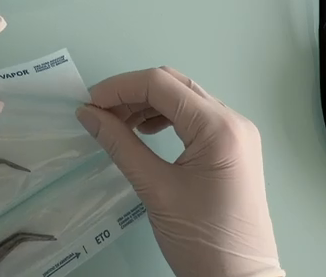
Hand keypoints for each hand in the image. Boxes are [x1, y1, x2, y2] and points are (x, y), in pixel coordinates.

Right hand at [76, 67, 281, 276]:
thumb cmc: (201, 241)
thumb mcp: (156, 190)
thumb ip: (120, 144)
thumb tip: (88, 114)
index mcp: (218, 127)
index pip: (161, 85)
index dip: (121, 87)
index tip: (90, 103)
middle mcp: (233, 120)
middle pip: (174, 85)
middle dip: (132, 93)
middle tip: (101, 112)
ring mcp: (237, 133)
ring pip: (184, 97)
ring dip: (148, 104)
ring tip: (119, 124)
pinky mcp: (234, 147)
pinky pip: (195, 116)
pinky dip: (166, 117)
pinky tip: (146, 132)